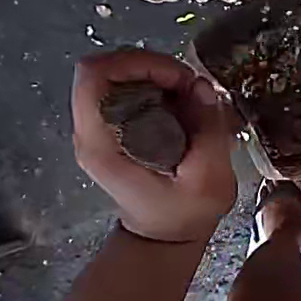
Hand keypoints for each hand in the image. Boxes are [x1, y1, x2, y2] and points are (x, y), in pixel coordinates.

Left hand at [72, 49, 237, 243]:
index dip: (137, 63)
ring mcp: (101, 126)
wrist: (164, 237)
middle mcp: (91, 129)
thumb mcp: (209, 178)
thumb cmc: (184, 214)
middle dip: (153, 66)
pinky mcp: (116, 126)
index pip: (94, 76)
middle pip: (105, 68)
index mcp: (103, 143)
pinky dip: (159, 85)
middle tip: (191, 85)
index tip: (179, 79)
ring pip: (117, 73)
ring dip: (158, 74)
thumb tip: (203, 86)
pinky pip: (129, 88)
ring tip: (192, 94)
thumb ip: (209, 130)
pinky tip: (185, 103)